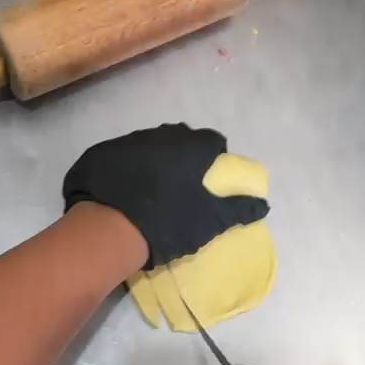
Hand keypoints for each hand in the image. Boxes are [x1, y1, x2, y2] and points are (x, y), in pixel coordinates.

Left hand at [62, 123, 268, 268]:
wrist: (110, 229)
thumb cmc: (168, 223)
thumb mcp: (210, 221)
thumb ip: (238, 210)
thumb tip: (264, 204)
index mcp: (190, 147)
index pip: (211, 141)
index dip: (214, 155)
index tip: (211, 174)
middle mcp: (161, 136)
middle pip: (179, 138)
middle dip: (184, 153)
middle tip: (182, 181)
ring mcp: (128, 142)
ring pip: (149, 144)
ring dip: (154, 159)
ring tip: (151, 186)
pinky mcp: (101, 153)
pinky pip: (121, 155)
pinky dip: (126, 167)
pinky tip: (124, 188)